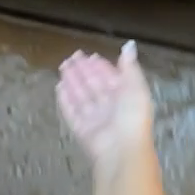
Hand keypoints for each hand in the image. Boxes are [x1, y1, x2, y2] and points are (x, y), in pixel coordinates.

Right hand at [57, 42, 155, 173]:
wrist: (121, 150)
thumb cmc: (131, 117)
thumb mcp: (135, 87)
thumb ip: (130, 67)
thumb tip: (129, 45)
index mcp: (125, 96)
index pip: (110, 77)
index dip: (101, 67)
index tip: (91, 55)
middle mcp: (109, 106)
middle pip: (94, 85)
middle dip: (83, 71)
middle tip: (71, 57)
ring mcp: (94, 118)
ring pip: (81, 96)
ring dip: (72, 81)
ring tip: (62, 67)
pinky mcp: (81, 129)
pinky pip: (71, 111)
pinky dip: (65, 99)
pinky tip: (59, 86)